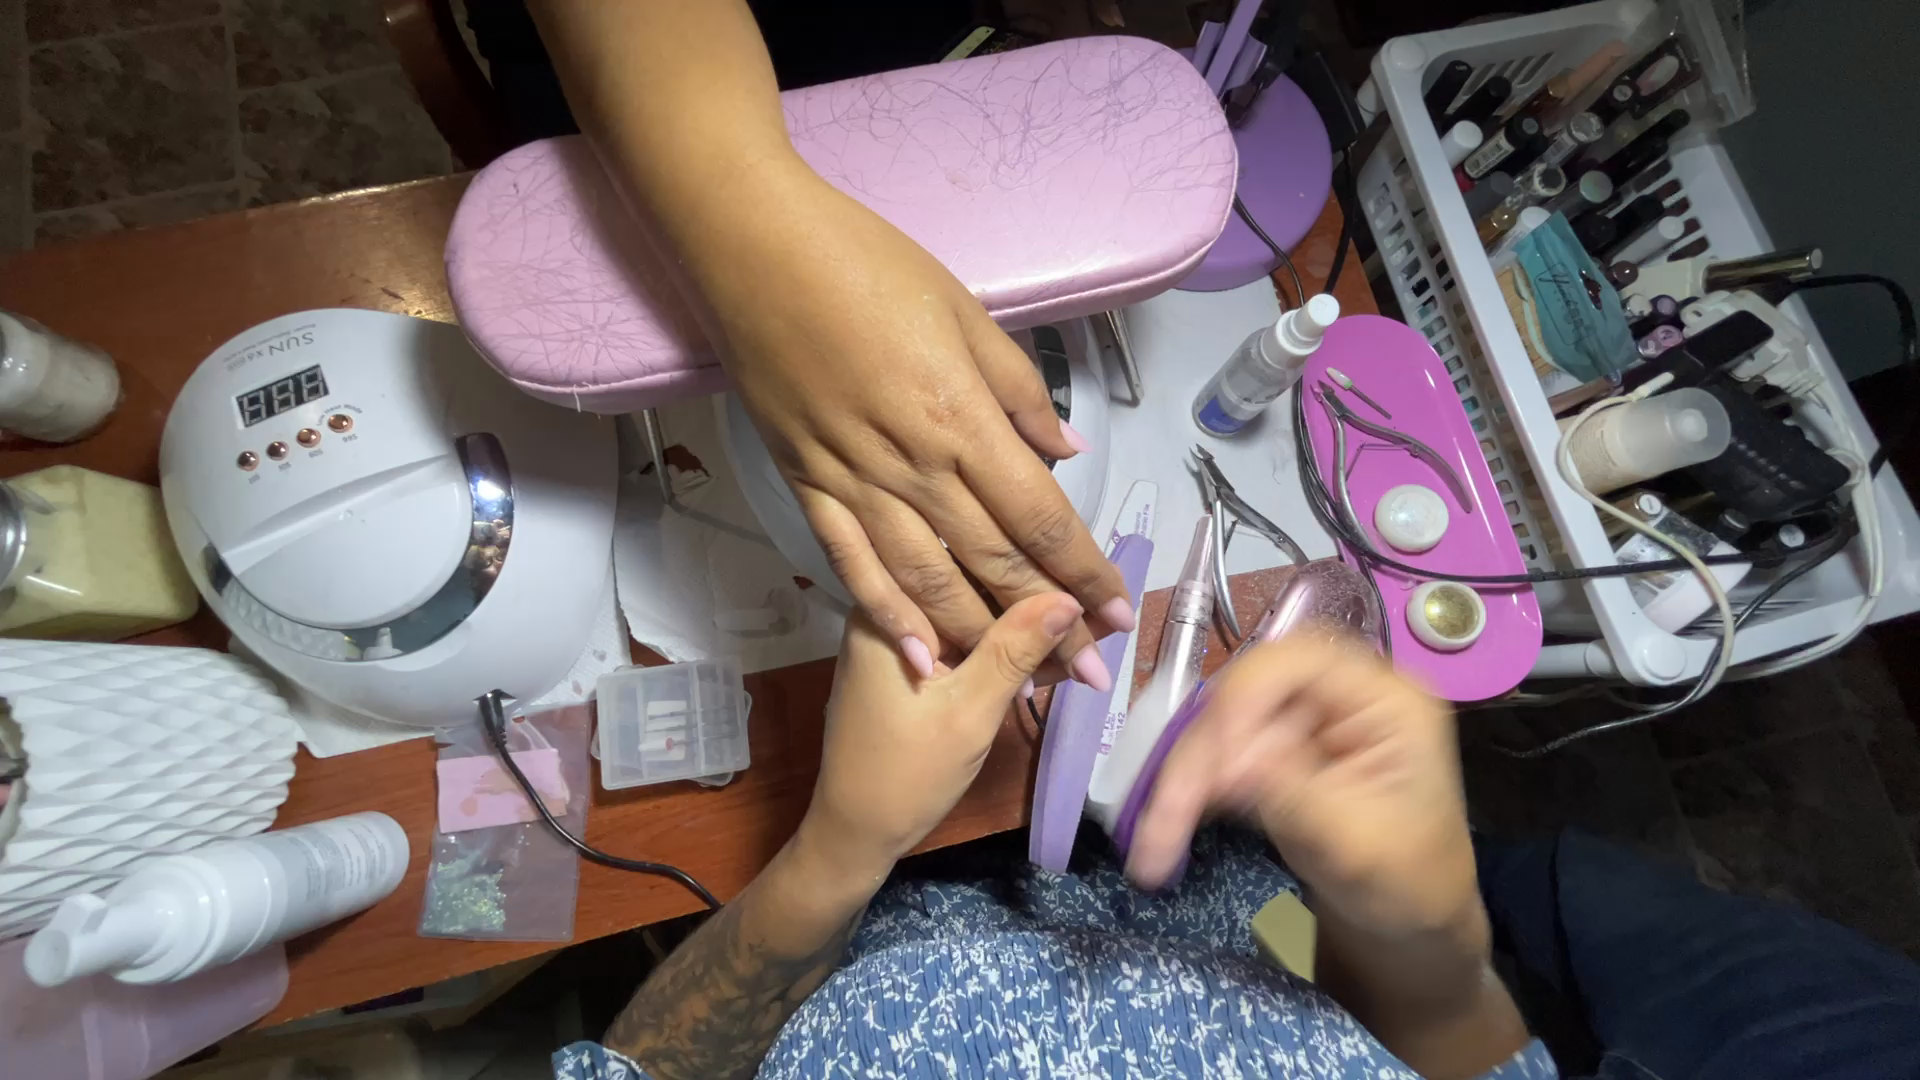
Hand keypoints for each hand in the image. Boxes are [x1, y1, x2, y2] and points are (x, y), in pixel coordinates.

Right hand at [687, 164, 1133, 690]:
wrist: (756, 253)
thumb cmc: (868, 268)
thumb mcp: (965, 314)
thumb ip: (1020, 392)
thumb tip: (1065, 454)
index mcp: (963, 419)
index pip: (1040, 517)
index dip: (1084, 571)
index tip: (1114, 612)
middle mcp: (916, 468)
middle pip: (994, 563)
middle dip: (1049, 624)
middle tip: (1085, 675)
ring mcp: (857, 485)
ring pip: (928, 581)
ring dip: (979, 638)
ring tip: (1022, 685)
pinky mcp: (810, 489)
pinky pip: (852, 565)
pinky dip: (887, 616)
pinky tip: (918, 657)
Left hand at [800, 592, 1081, 882]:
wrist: (854, 833)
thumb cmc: (905, 775)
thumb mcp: (968, 711)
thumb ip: (1016, 650)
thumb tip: (1071, 597)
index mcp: (890, 606)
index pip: (974, 568)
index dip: (1041, 575)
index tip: (1100, 589)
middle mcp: (892, 606)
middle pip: (980, 592)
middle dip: (1045, 607)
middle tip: (1110, 614)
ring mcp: (903, 633)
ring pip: (980, 618)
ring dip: (1033, 633)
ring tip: (1099, 634)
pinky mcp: (915, 659)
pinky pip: (969, 643)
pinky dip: (1008, 654)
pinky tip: (1059, 656)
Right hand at [1127, 638, 1484, 963]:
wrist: (1408, 920)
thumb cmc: (1411, 884)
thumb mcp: (1362, 846)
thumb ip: (1295, 794)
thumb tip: (1226, 765)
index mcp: (1381, 701)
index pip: (1299, 661)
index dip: (1247, 695)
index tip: (1222, 763)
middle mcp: (1331, 696)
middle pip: (1242, 696)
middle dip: (1201, 755)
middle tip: (1171, 813)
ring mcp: (1295, 720)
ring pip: (1214, 728)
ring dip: (1181, 782)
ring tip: (1154, 847)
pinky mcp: (1264, 747)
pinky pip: (1208, 756)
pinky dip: (1182, 793)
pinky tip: (1160, 834)